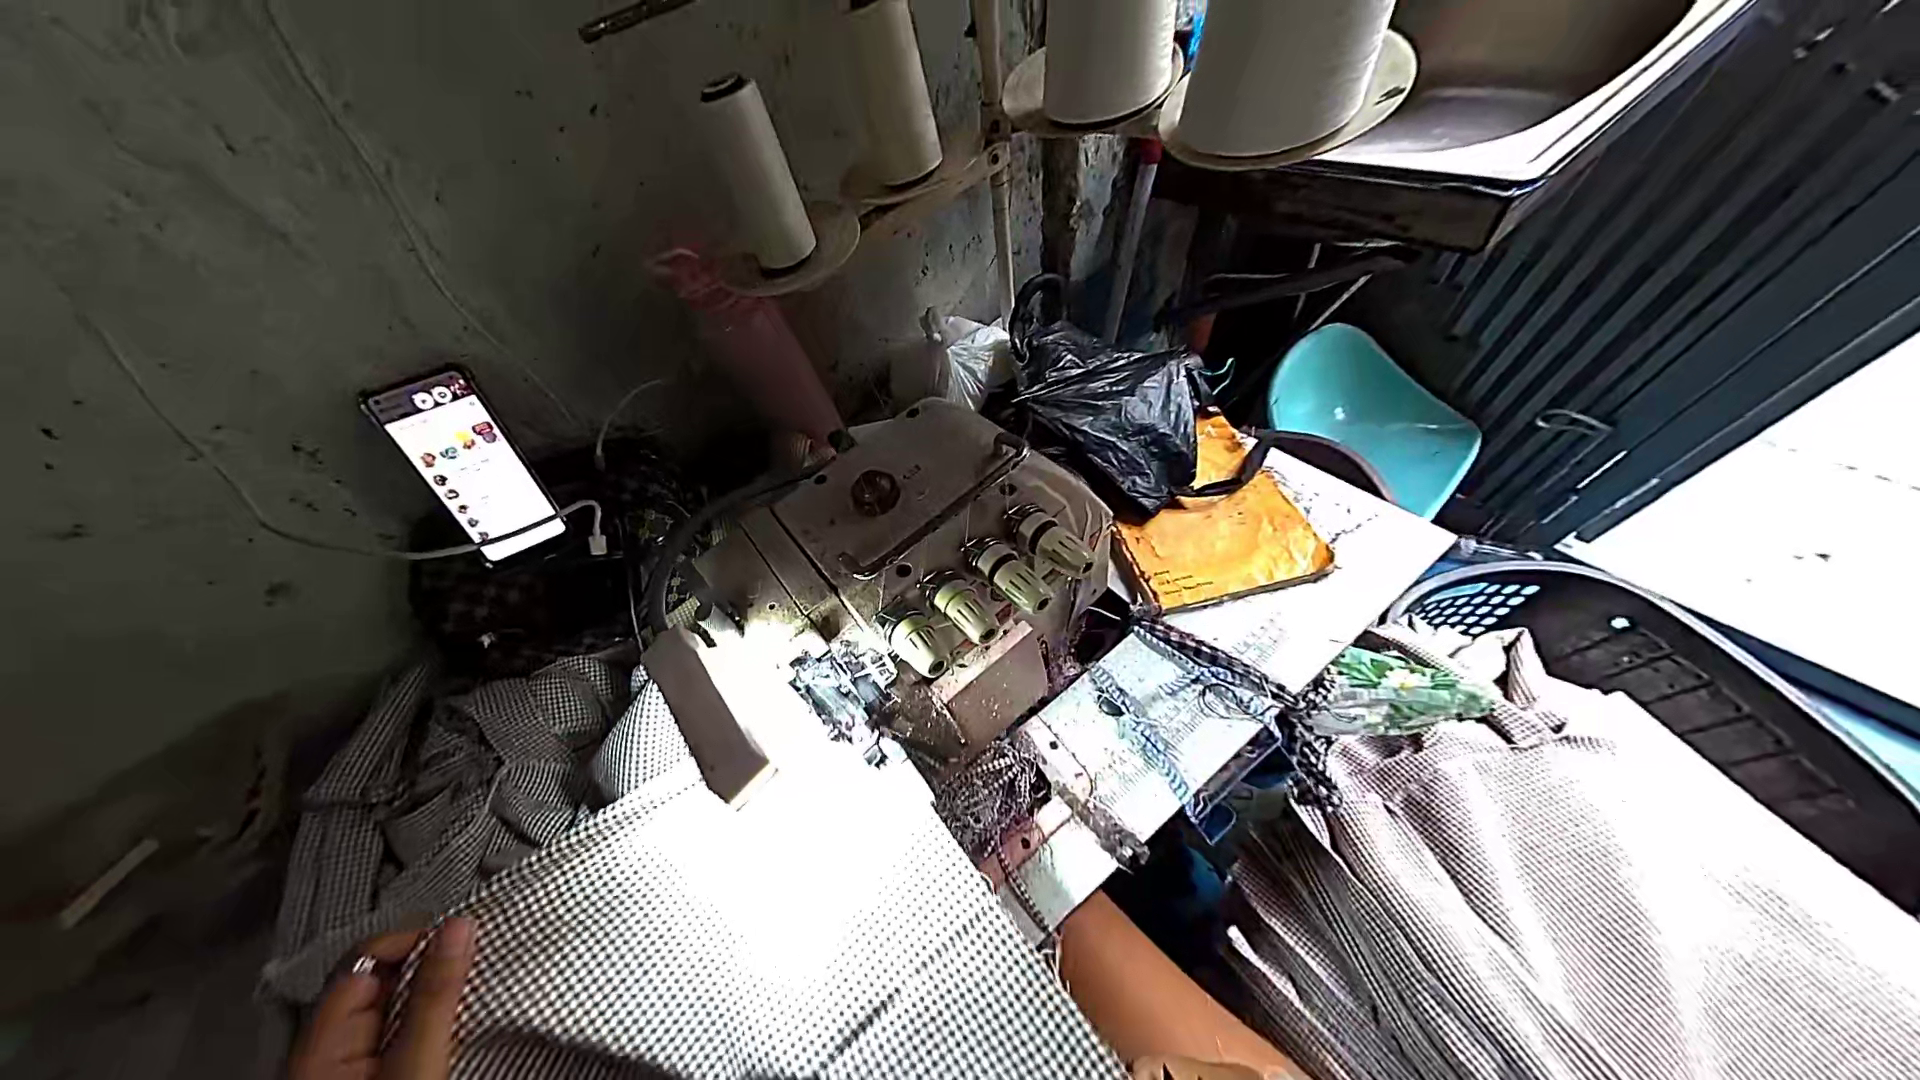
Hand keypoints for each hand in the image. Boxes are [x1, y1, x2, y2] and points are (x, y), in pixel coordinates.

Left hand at [289, 917, 476, 1079]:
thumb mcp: (416, 1063)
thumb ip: (435, 994)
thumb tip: (460, 923)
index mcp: (320, 1042)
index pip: (367, 954)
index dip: (417, 937)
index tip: (464, 938)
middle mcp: (325, 1048)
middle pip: (384, 974)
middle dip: (433, 957)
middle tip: (477, 959)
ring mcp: (346, 1064)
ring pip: (396, 999)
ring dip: (437, 984)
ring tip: (474, 984)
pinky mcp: (372, 1073)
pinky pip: (402, 1024)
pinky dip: (434, 1010)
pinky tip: (459, 1014)